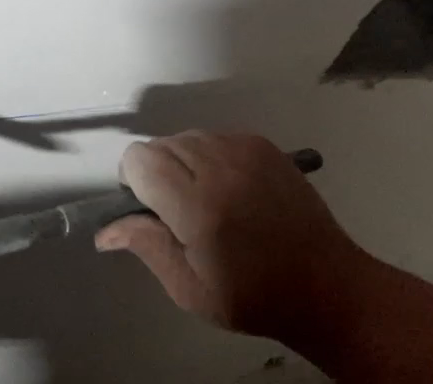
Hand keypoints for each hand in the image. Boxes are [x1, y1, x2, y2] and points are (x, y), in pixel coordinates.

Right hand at [95, 131, 366, 339]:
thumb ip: (146, 246)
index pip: (139, 159)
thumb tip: (104, 230)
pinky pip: (214, 136)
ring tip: (208, 200)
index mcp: (198, 206)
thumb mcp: (190, 288)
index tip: (152, 210)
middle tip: (180, 213)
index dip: (135, 182)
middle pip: (159, 145)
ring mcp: (244, 150)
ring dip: (183, 162)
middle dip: (158, 173)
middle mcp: (219, 167)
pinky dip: (210, 157)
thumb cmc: (254, 297)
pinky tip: (230, 188)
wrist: (328, 286)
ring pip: (186, 137)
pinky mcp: (262, 144)